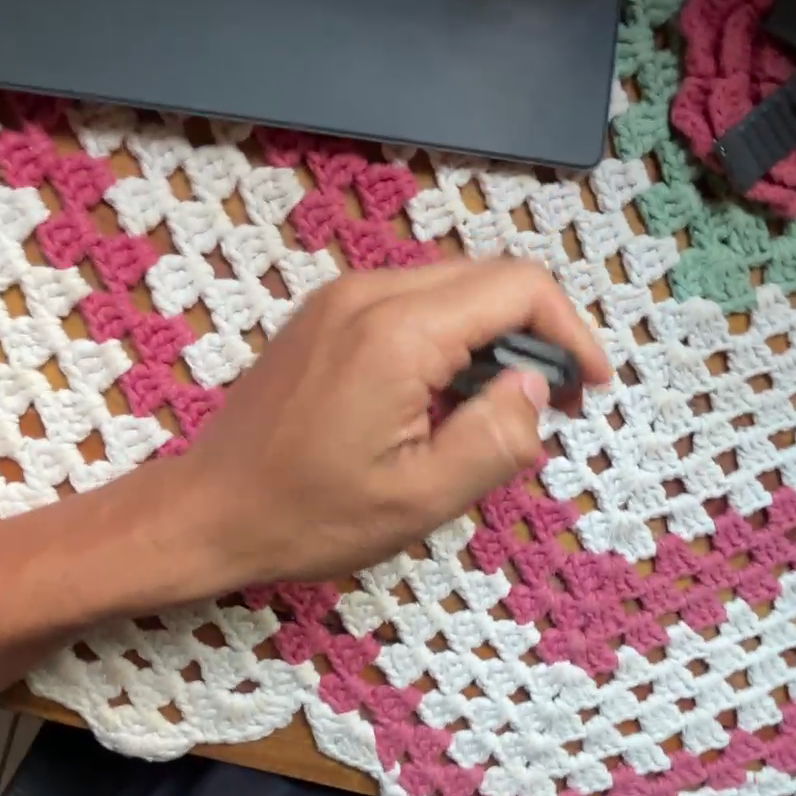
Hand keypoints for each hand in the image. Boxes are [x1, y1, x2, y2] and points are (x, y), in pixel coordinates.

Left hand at [0, 260, 607, 712]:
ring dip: (496, 337)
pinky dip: (452, 338)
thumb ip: (497, 436)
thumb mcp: (422, 498)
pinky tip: (447, 394)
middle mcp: (369, 291)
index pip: (518, 287)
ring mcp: (340, 297)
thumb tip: (535, 384)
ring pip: (452, 289)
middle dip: (538, 333)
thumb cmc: (311, 516)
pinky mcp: (325, 315)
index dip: (571, 331)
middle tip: (553, 402)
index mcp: (399, 331)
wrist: (207, 511)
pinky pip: (412, 304)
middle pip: (488, 279)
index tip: (588, 387)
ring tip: (503, 406)